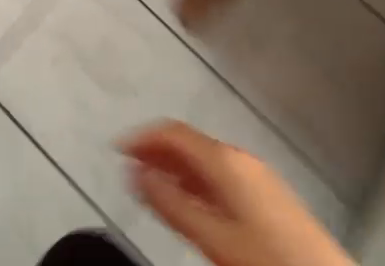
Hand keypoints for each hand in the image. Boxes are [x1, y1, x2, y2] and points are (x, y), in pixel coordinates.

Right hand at [122, 121, 352, 265]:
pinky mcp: (268, 195)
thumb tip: (136, 173)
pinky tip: (189, 204)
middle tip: (128, 168)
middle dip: (157, 151)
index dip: (142, 137)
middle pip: (190, 143)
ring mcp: (257, 176)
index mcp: (225, 162)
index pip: (174, 132)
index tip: (116, 150)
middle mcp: (241, 159)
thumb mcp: (212, 238)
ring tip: (151, 186)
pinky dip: (196, 181)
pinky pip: (221, 175)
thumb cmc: (265, 260)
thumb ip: (171, 205)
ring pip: (206, 160)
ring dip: (175, 167)